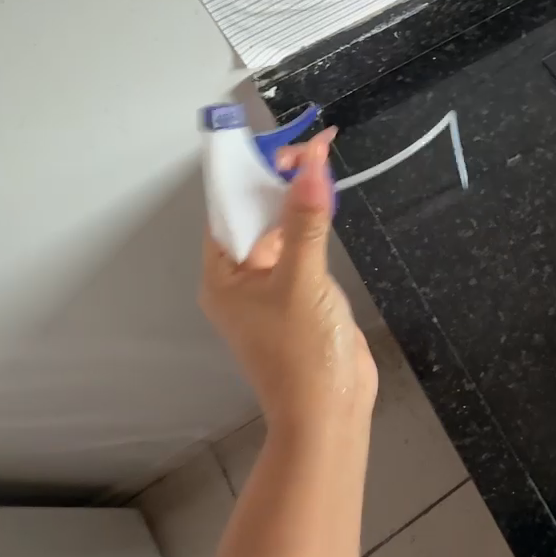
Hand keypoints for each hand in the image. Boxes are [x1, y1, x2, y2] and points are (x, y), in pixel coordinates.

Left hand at [199, 127, 377, 434]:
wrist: (332, 411)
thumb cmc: (303, 351)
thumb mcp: (303, 280)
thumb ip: (306, 221)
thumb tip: (310, 164)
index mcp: (223, 277)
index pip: (227, 212)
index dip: (249, 176)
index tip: (279, 145)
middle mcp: (241, 279)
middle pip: (254, 216)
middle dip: (278, 182)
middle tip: (310, 148)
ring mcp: (271, 287)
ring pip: (280, 229)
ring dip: (297, 199)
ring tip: (320, 161)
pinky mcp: (300, 294)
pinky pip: (301, 246)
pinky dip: (312, 222)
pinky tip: (326, 200)